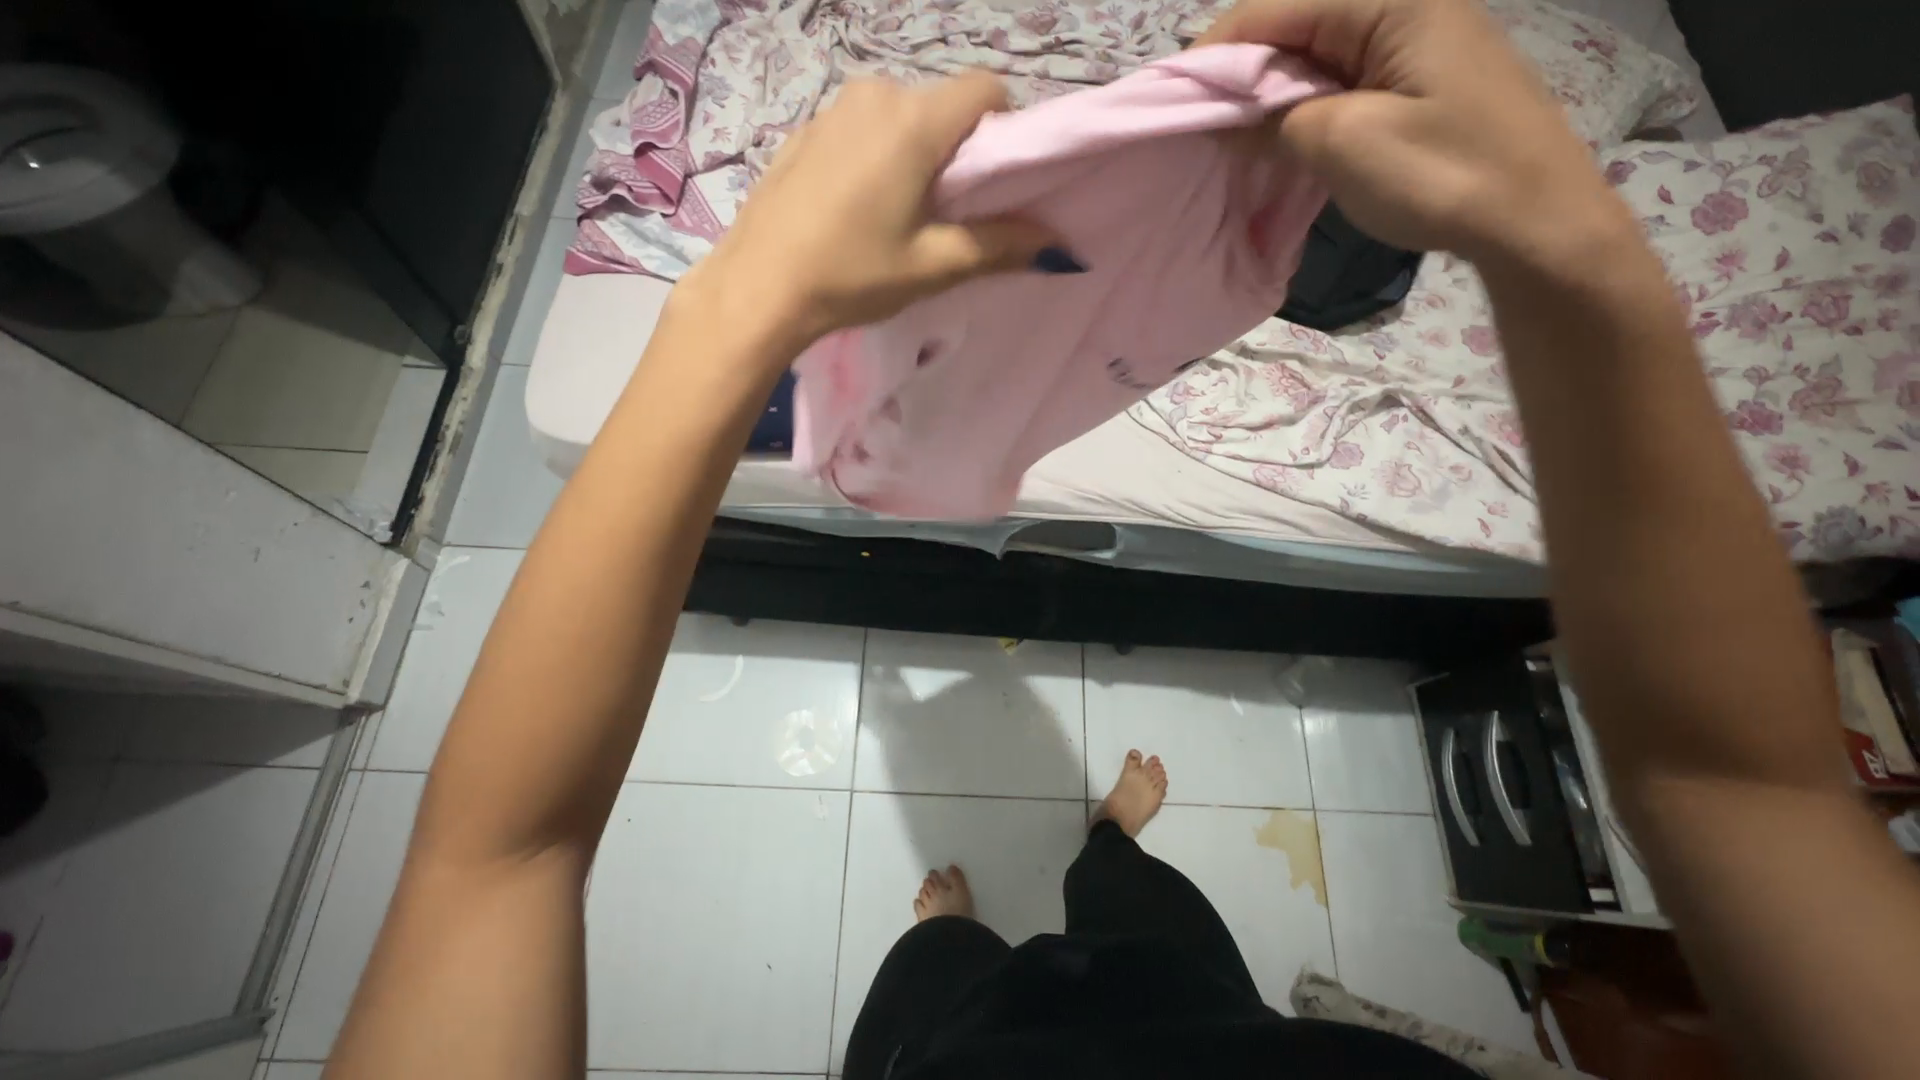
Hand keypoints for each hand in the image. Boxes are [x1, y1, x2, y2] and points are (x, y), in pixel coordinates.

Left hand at [673, 73, 1054, 349]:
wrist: (757, 288)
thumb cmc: (851, 275)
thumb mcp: (932, 266)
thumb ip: (999, 246)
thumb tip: (1058, 246)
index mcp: (914, 121)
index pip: (986, 89)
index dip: (1005, 127)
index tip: (998, 180)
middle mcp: (875, 95)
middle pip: (943, 103)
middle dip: (960, 147)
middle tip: (953, 209)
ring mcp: (834, 109)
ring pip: (901, 115)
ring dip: (917, 152)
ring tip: (903, 211)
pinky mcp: (806, 130)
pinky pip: (863, 128)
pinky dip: (878, 155)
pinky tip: (859, 206)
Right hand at [1200, 0, 1633, 264]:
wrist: (1538, 223)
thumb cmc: (1444, 174)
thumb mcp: (1343, 144)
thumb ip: (1273, 123)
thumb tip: (1223, 122)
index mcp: (1391, 1)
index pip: (1279, 7)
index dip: (1218, 51)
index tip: (1171, 98)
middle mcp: (1403, 8)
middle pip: (1296, 29)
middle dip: (1241, 76)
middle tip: (1198, 127)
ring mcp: (1415, 48)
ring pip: (1316, 61)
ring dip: (1269, 98)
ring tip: (1229, 140)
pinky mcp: (1419, 86)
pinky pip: (1342, 86)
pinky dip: (1302, 112)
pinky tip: (1278, 143)